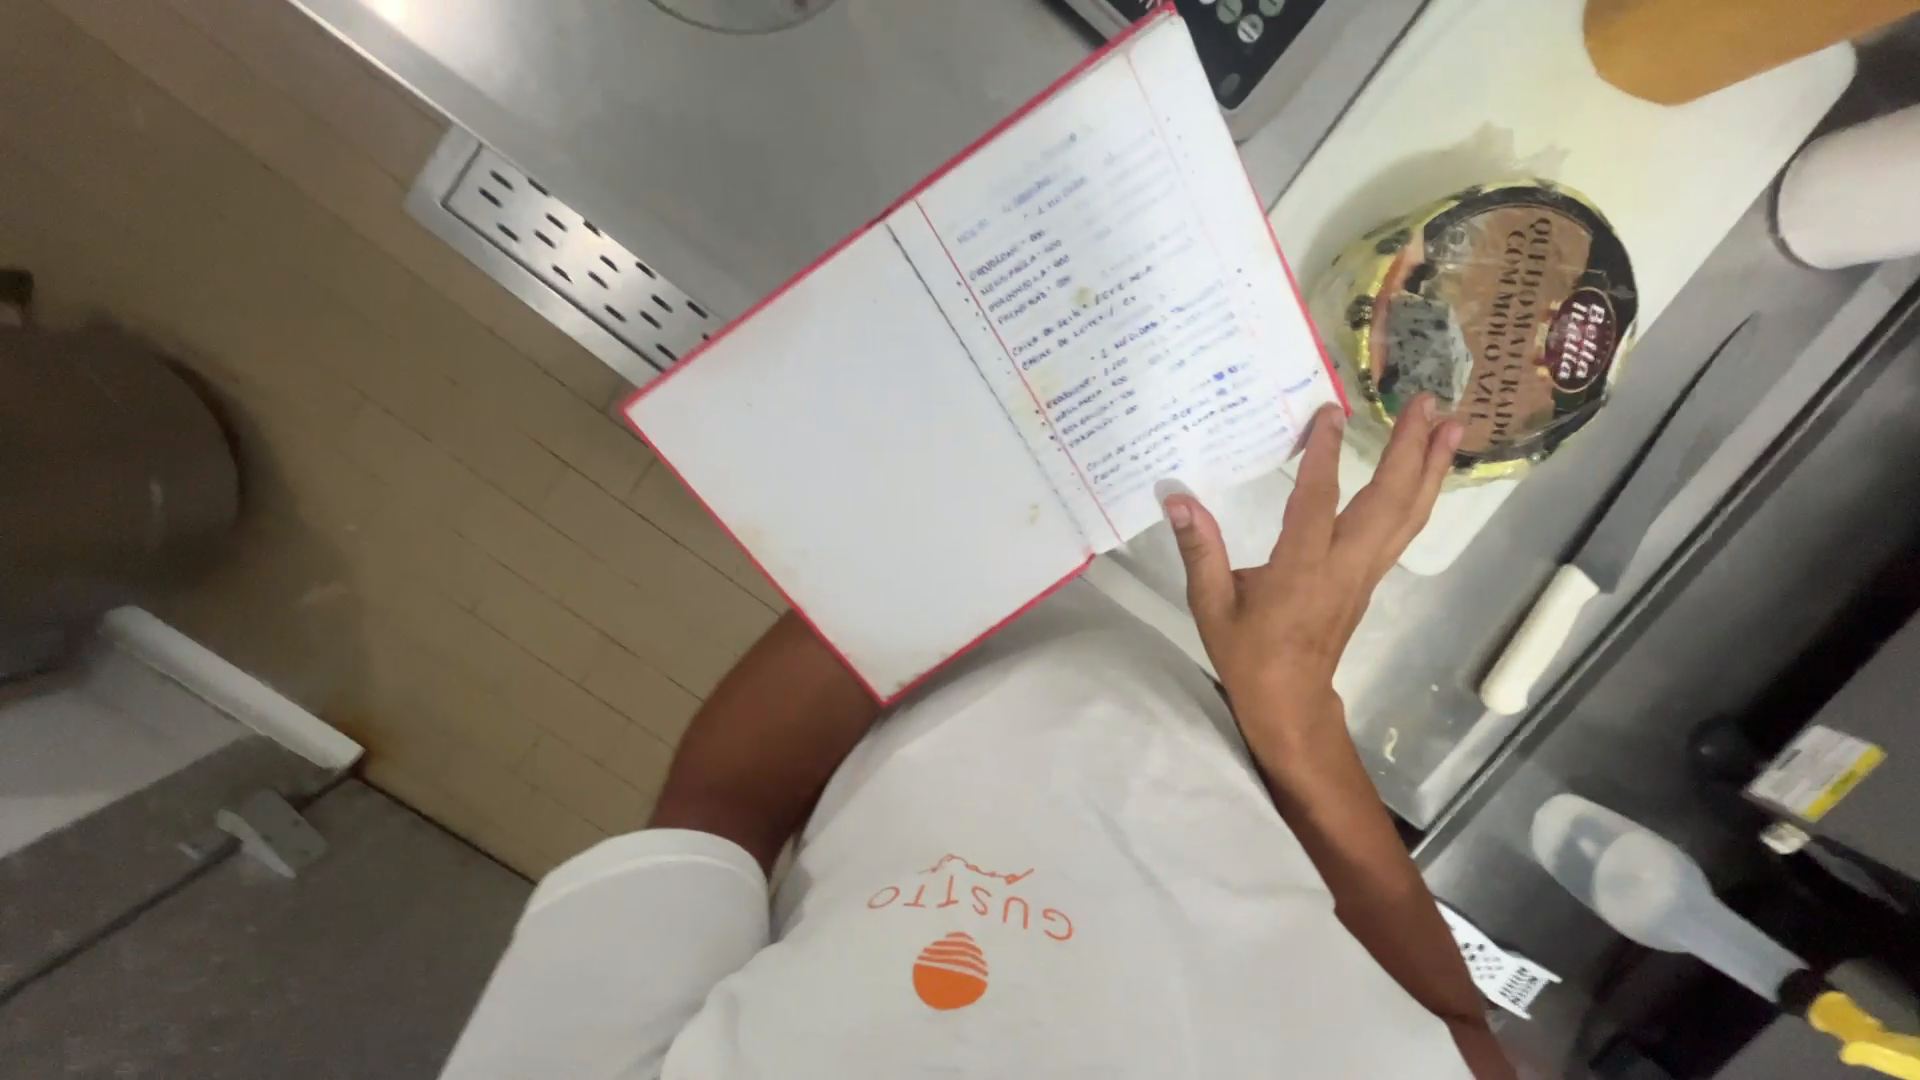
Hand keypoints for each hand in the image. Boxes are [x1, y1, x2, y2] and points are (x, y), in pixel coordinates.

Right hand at [1162, 394, 1460, 719]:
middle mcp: (1344, 565)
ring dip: (1431, 468)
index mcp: (1301, 570)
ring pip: (1408, 514)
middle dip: (1410, 450)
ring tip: (1449, 425)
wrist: (1289, 699)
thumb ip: (1198, 549)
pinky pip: (1404, 529)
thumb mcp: (1209, 604)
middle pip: (1389, 501)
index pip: (1318, 502)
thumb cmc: (1246, 653)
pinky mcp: (1371, 577)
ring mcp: (1366, 572)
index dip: (1325, 455)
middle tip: (1425, 402)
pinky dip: (1421, 494)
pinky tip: (1427, 472)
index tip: (1331, 411)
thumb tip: (1177, 499)